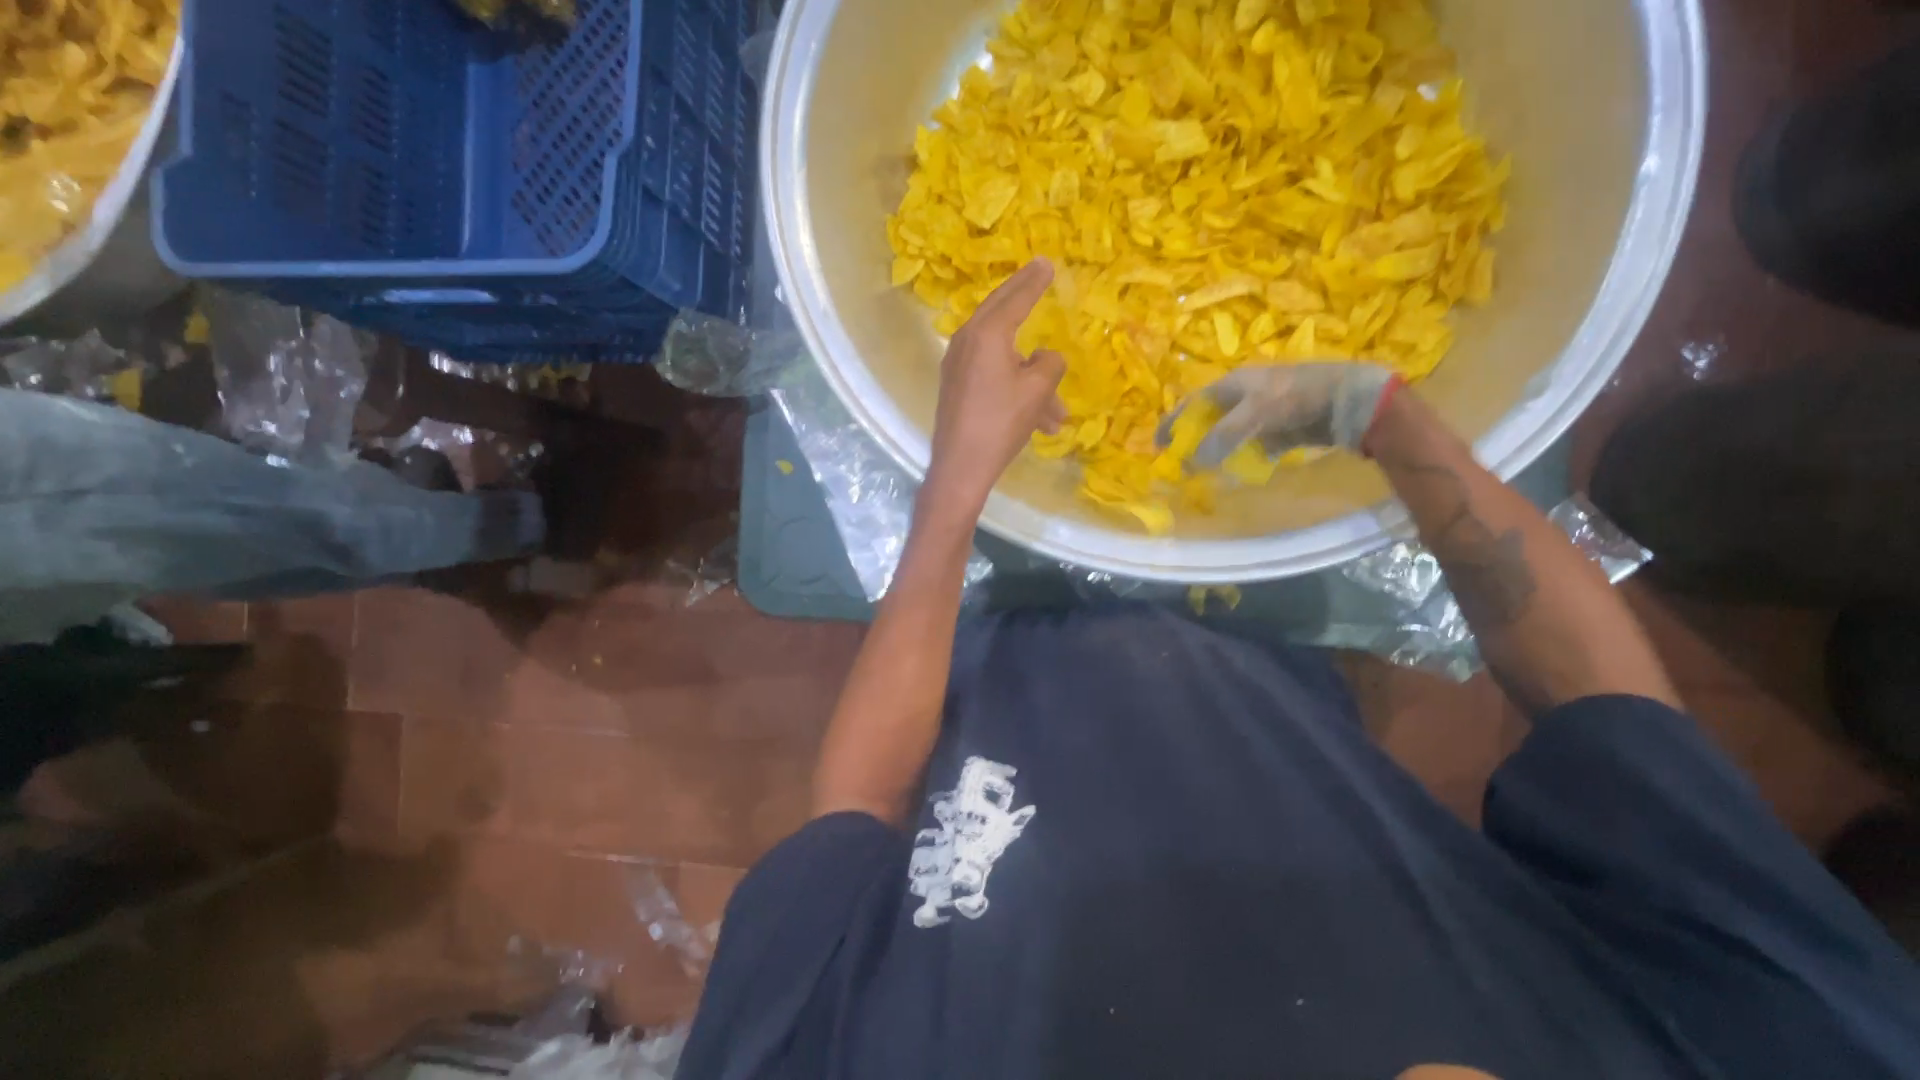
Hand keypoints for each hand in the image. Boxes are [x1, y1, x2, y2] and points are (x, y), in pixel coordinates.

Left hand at [925, 258, 1067, 510]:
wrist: (960, 466)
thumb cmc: (1001, 423)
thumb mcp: (1037, 391)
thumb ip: (1050, 364)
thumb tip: (1045, 357)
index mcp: (987, 333)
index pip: (1015, 297)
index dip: (1034, 281)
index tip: (1046, 264)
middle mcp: (967, 341)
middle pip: (1001, 313)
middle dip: (1025, 299)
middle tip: (1040, 274)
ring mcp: (958, 365)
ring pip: (1004, 358)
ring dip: (1033, 381)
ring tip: (1058, 415)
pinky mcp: (956, 388)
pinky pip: (993, 377)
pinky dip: (1017, 391)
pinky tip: (1039, 423)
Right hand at [1158, 361, 1401, 464]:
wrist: (1345, 398)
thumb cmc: (1293, 398)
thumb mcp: (1253, 413)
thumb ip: (1221, 437)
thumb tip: (1191, 462)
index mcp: (1231, 384)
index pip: (1192, 404)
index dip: (1173, 424)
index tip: (1157, 446)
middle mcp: (1244, 395)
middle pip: (1209, 419)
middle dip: (1193, 440)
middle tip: (1181, 464)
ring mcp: (1264, 412)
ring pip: (1231, 433)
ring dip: (1217, 451)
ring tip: (1206, 472)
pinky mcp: (1282, 428)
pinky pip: (1254, 444)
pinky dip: (1244, 457)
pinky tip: (1241, 470)